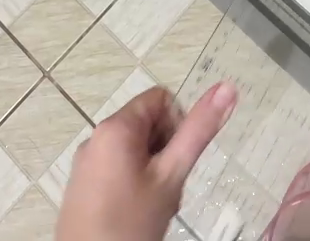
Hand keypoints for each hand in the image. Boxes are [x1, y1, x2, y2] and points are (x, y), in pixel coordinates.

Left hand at [58, 83, 236, 240]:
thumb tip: (227, 86)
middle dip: (167, 150)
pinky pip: (118, 168)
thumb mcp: (172, 176)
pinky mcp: (81, 188)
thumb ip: (199, 130)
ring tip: (155, 204)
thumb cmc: (131, 224)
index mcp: (115, 127)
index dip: (178, 124)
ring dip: (154, 169)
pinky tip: (138, 214)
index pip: (162, 99)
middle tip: (169, 187)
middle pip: (148, 124)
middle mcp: (95, 138)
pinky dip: (135, 182)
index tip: (177, 161)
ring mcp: (86, 164)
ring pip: (136, 149)